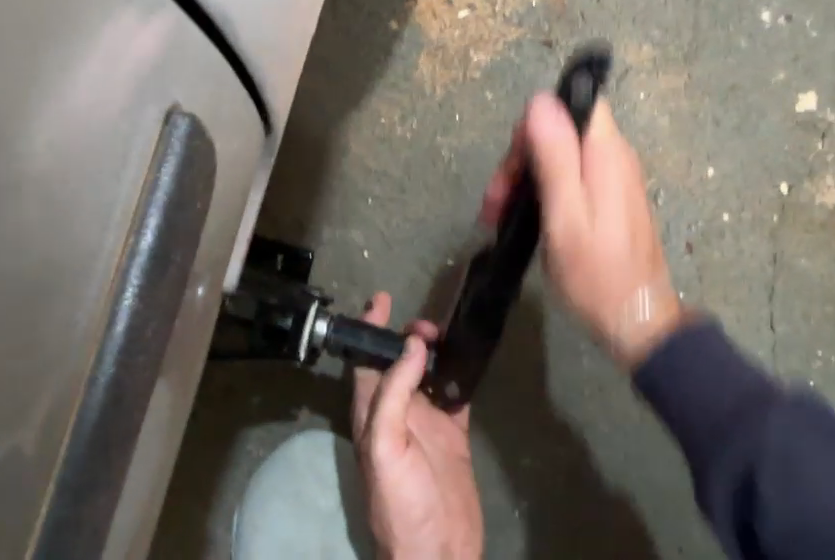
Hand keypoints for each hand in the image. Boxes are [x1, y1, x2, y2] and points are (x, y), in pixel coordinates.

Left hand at [350, 292, 481, 559]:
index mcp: (370, 414)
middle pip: (397, 361)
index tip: (382, 299)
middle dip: (407, 336)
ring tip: (447, 334)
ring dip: (433, 351)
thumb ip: (393, 394)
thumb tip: (411, 345)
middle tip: (429, 324)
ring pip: (425, 373)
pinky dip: (459, 376)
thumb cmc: (401, 501)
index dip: (369, 329)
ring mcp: (425, 423)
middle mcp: (396, 413)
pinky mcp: (452, 435)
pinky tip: (468, 359)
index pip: (365, 361)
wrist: (438, 551)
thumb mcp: (384, 446)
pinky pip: (454, 396)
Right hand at [484, 93, 683, 367]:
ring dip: (525, 177)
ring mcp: (612, 178)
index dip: (539, 119)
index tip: (517, 158)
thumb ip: (555, 156)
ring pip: (560, 153)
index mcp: (606, 154)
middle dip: (522, 156)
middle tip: (497, 200)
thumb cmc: (597, 274)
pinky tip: (521, 217)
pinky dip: (541, 191)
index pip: (574, 101)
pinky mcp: (607, 199)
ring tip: (498, 215)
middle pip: (560, 128)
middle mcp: (613, 157)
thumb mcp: (566, 216)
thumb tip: (540, 100)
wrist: (638, 324)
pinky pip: (569, 176)